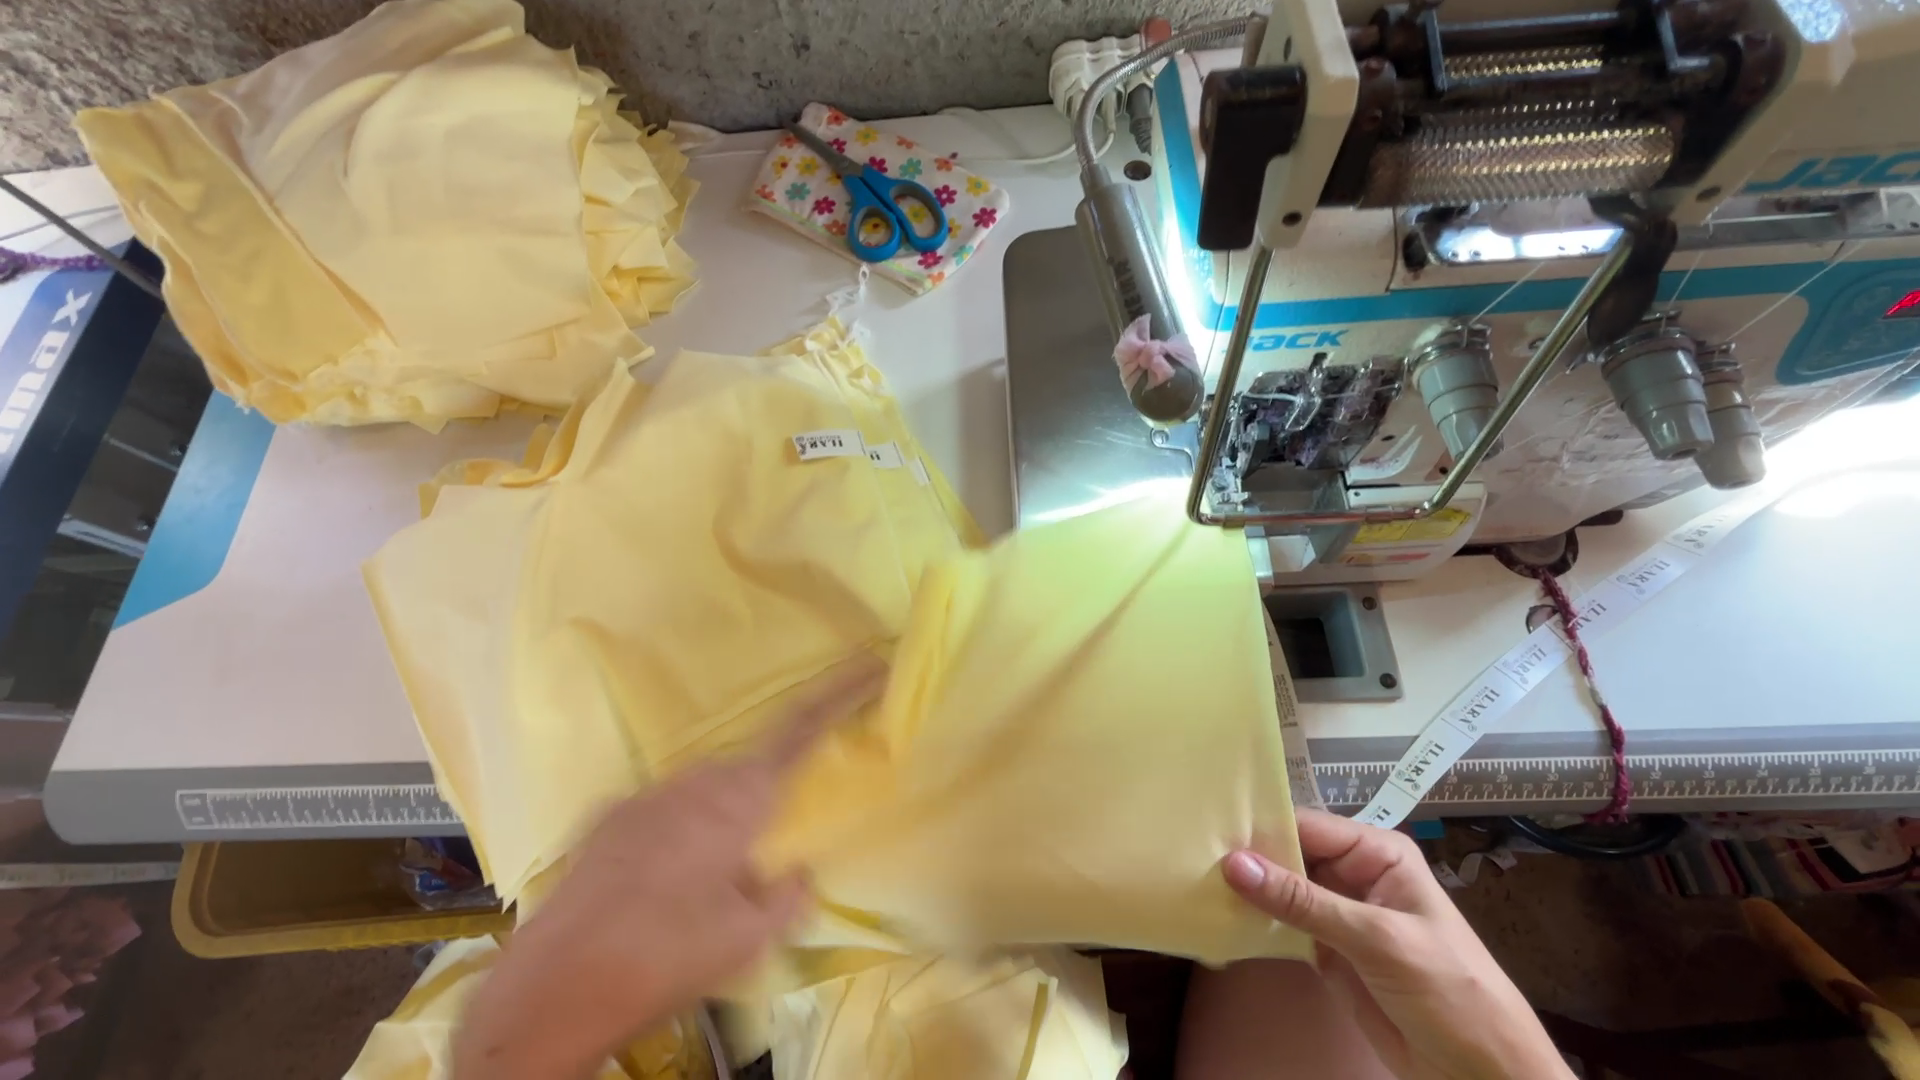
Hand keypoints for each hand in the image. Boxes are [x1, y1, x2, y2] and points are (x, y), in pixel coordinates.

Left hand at [453, 662, 884, 1079]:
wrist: (556, 985)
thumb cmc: (669, 953)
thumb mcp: (750, 938)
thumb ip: (787, 895)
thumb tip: (797, 874)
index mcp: (740, 798)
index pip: (802, 729)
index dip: (841, 693)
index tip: (871, 663)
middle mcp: (694, 781)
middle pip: (751, 770)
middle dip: (769, 795)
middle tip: (769, 846)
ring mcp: (645, 795)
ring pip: (704, 793)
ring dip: (720, 821)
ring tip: (709, 883)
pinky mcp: (607, 818)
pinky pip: (663, 813)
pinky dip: (678, 836)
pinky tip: (661, 887)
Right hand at [1221, 809, 1572, 1079]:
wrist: (1481, 1074)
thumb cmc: (1449, 990)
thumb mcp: (1376, 938)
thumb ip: (1303, 901)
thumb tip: (1234, 863)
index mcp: (1377, 853)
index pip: (1307, 827)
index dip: (1260, 826)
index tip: (1207, 827)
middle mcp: (1354, 874)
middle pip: (1288, 854)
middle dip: (1246, 857)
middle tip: (1190, 853)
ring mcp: (1337, 913)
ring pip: (1279, 889)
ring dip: (1245, 890)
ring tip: (1192, 879)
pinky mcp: (1324, 950)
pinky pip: (1280, 925)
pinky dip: (1253, 922)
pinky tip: (1218, 916)